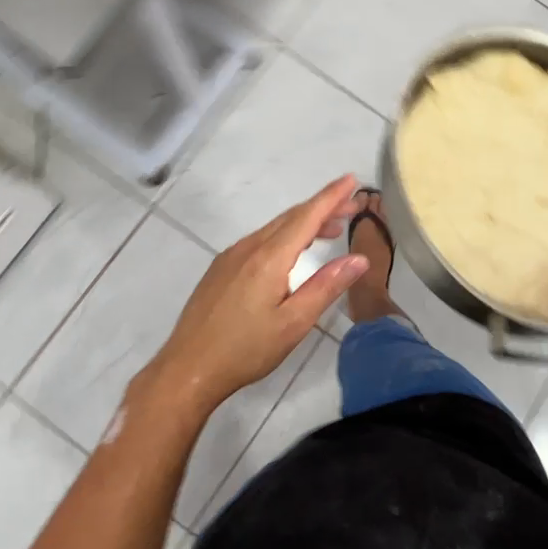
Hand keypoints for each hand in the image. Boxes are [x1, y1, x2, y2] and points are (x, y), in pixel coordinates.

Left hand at [147, 175, 368, 413]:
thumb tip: (359, 259)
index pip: (307, 216)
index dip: (331, 197)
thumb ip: (326, 287)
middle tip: (352, 206)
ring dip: (303, 223)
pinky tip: (291, 253)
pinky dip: (283, 237)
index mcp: (269, 258)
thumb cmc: (245, 350)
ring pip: (274, 229)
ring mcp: (231, 257)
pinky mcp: (221, 269)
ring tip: (330, 229)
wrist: (188, 368)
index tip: (352, 180)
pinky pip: (259, 241)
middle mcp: (248, 248)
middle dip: (322, 207)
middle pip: (291, 218)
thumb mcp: (294, 323)